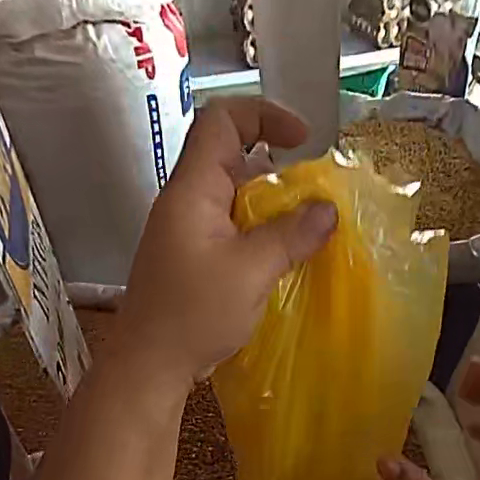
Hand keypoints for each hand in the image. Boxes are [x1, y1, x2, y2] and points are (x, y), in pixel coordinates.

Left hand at [117, 98, 337, 386]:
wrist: (151, 364)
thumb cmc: (194, 314)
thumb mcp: (250, 272)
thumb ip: (290, 236)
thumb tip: (328, 209)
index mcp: (193, 191)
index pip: (222, 121)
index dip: (265, 115)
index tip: (304, 139)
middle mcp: (187, 202)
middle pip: (232, 159)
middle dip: (278, 170)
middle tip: (314, 198)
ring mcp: (188, 232)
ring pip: (234, 199)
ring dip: (271, 208)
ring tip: (306, 231)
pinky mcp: (193, 259)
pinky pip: (232, 231)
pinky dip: (260, 235)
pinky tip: (282, 260)